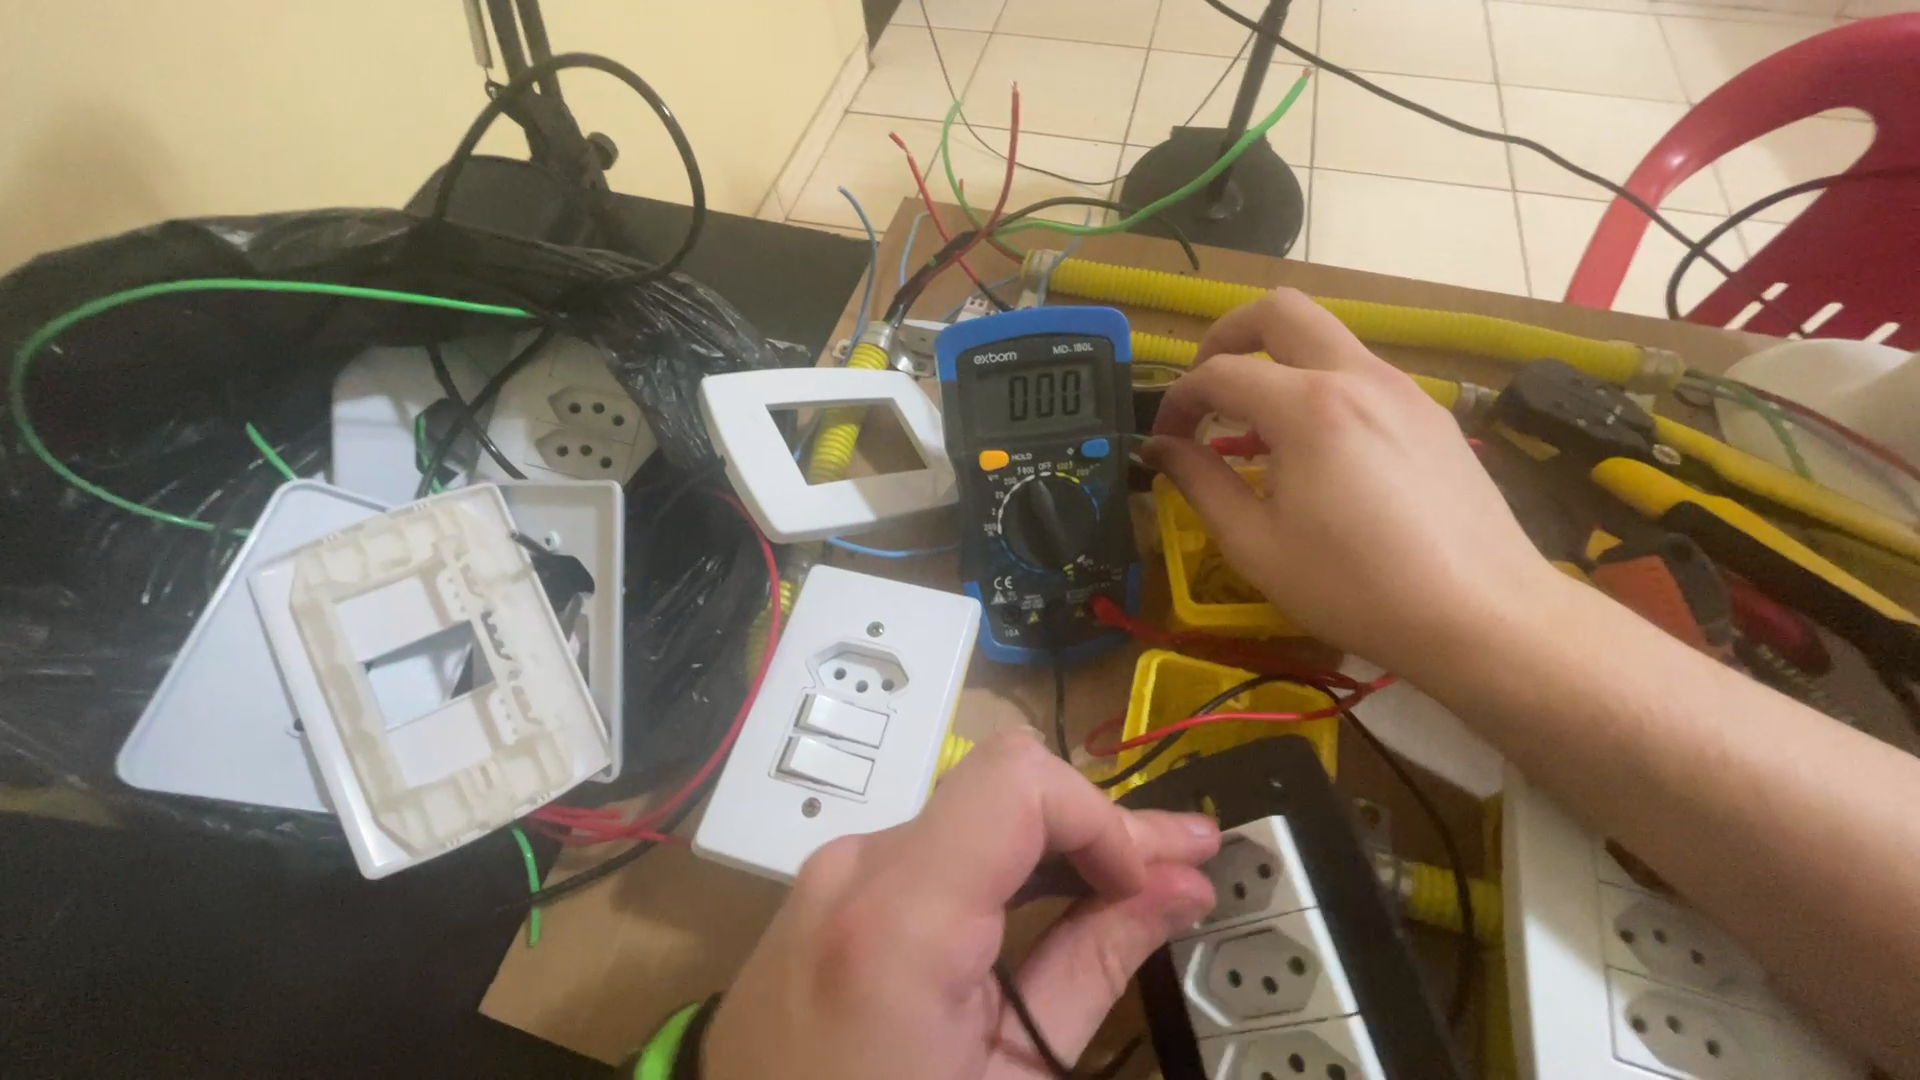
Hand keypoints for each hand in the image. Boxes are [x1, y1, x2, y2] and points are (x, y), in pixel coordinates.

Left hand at [702, 731, 1219, 1079]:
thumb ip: (1093, 967)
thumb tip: (1176, 889)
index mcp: (895, 919)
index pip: (1014, 780)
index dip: (1099, 813)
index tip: (1152, 879)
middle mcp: (854, 869)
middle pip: (998, 791)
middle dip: (1096, 826)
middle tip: (1187, 861)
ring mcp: (833, 877)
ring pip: (971, 817)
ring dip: (1056, 845)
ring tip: (1138, 879)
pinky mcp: (830, 896)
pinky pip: (933, 853)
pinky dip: (1003, 868)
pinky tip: (1057, 895)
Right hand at [1145, 288, 1560, 677]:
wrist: (1481, 616)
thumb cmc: (1353, 588)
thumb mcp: (1254, 544)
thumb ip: (1199, 483)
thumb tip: (1159, 448)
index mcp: (1308, 408)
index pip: (1219, 373)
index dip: (1177, 400)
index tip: (1164, 440)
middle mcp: (1358, 377)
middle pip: (1280, 310)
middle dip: (1227, 336)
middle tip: (1206, 387)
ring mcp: (1403, 390)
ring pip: (1326, 338)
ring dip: (1276, 363)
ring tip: (1256, 429)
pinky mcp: (1431, 413)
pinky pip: (1361, 374)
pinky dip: (1319, 388)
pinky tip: (1316, 451)